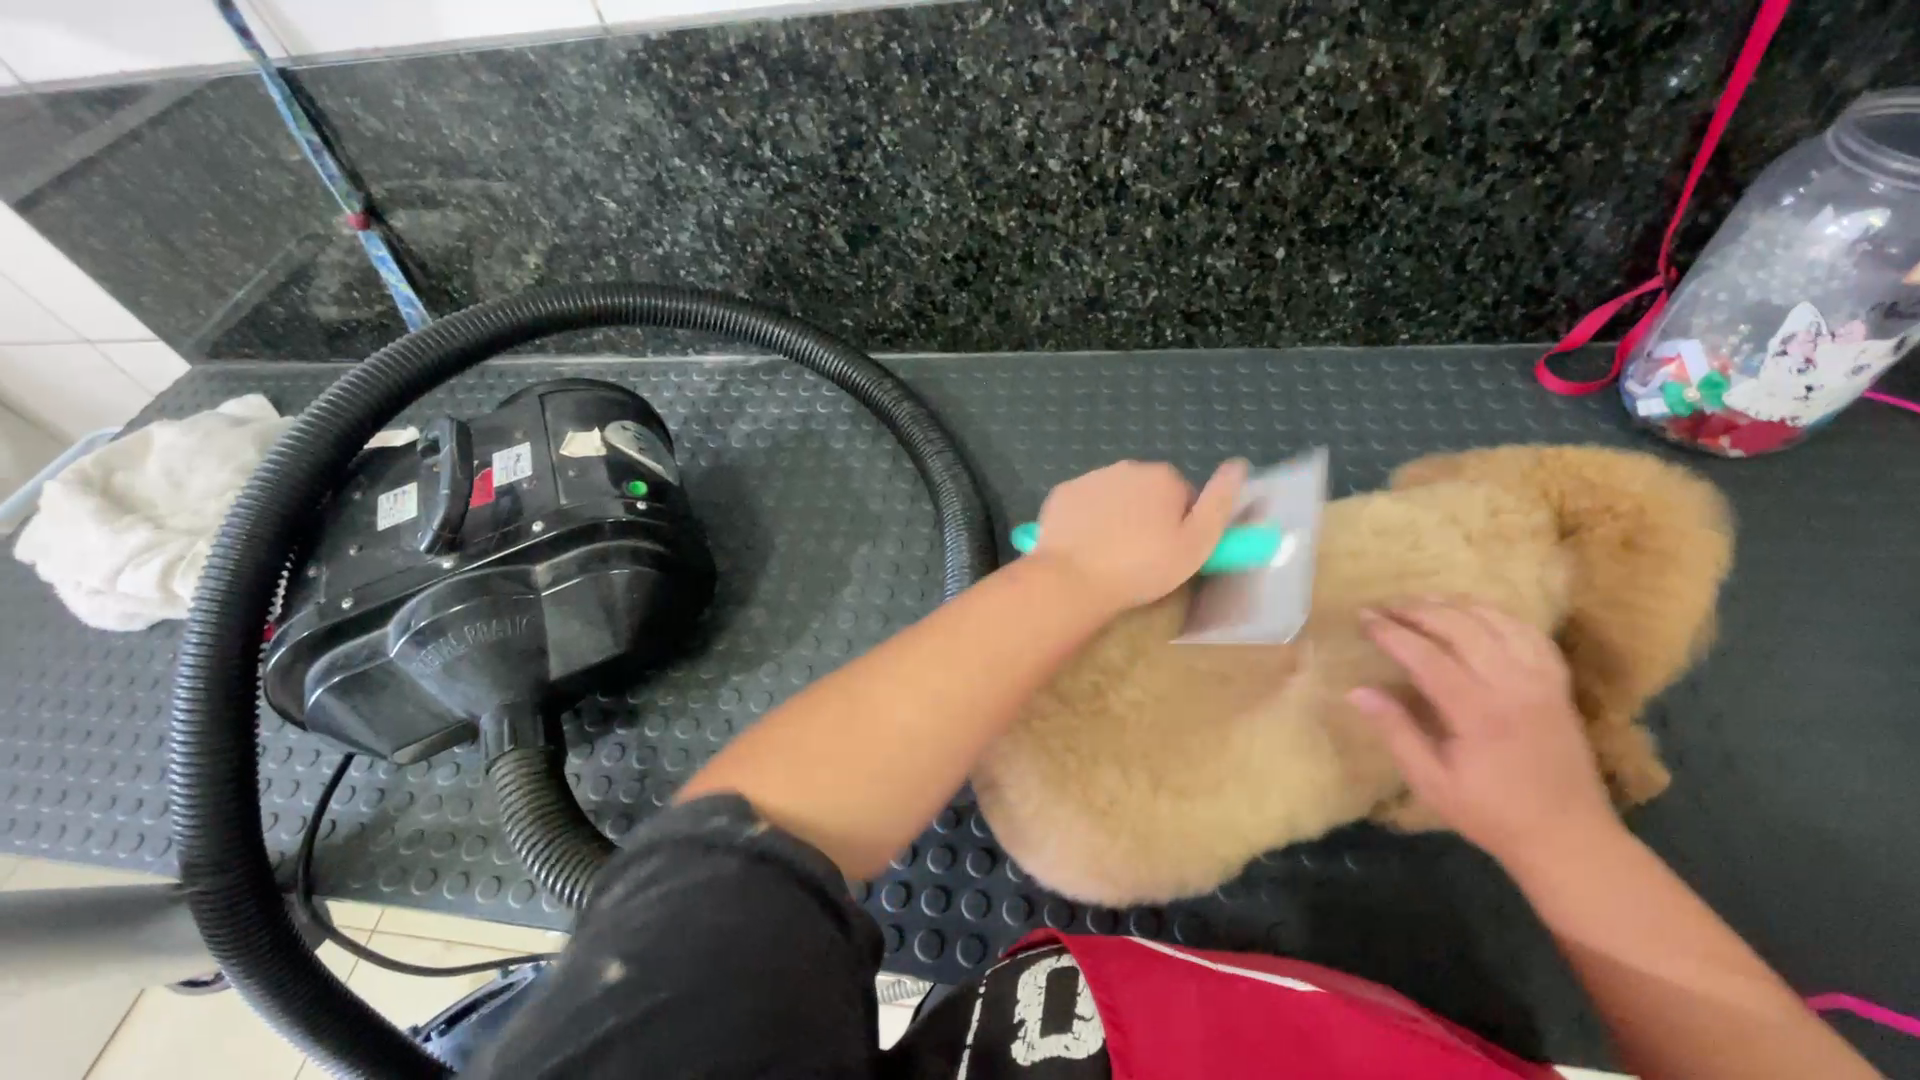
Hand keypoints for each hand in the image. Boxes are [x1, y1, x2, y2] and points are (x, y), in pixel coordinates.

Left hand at [1030, 459, 1246, 614]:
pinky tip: (1084, 547)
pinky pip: (1084, 504)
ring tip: (1111, 555)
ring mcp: (1090, 478)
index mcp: (1164, 476)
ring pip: (1114, 497)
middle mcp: (1127, 467)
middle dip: (1148, 517)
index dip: (1181, 526)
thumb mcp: (1197, 543)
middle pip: (1147, 493)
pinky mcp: (1062, 494)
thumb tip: (1239, 464)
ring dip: (1117, 517)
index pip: (1183, 498)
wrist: (1074, 578)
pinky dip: (1087, 520)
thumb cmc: (1143, 567)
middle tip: (1141, 557)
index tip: (1170, 553)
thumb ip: (1220, 502)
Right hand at [1346, 601, 1619, 869]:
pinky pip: (1529, 634)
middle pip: (1461, 627)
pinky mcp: (1558, 685)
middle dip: (1417, 610)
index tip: (1362, 618)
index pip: (1426, 655)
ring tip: (1422, 603)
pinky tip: (1476, 616)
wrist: (1568, 837)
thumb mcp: (1431, 782)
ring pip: (1497, 622)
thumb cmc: (1490, 814)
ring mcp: (1541, 681)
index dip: (1391, 632)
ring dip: (1455, 606)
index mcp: (1478, 712)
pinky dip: (1498, 616)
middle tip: (1384, 606)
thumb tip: (1357, 691)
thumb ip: (1396, 731)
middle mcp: (1513, 685)